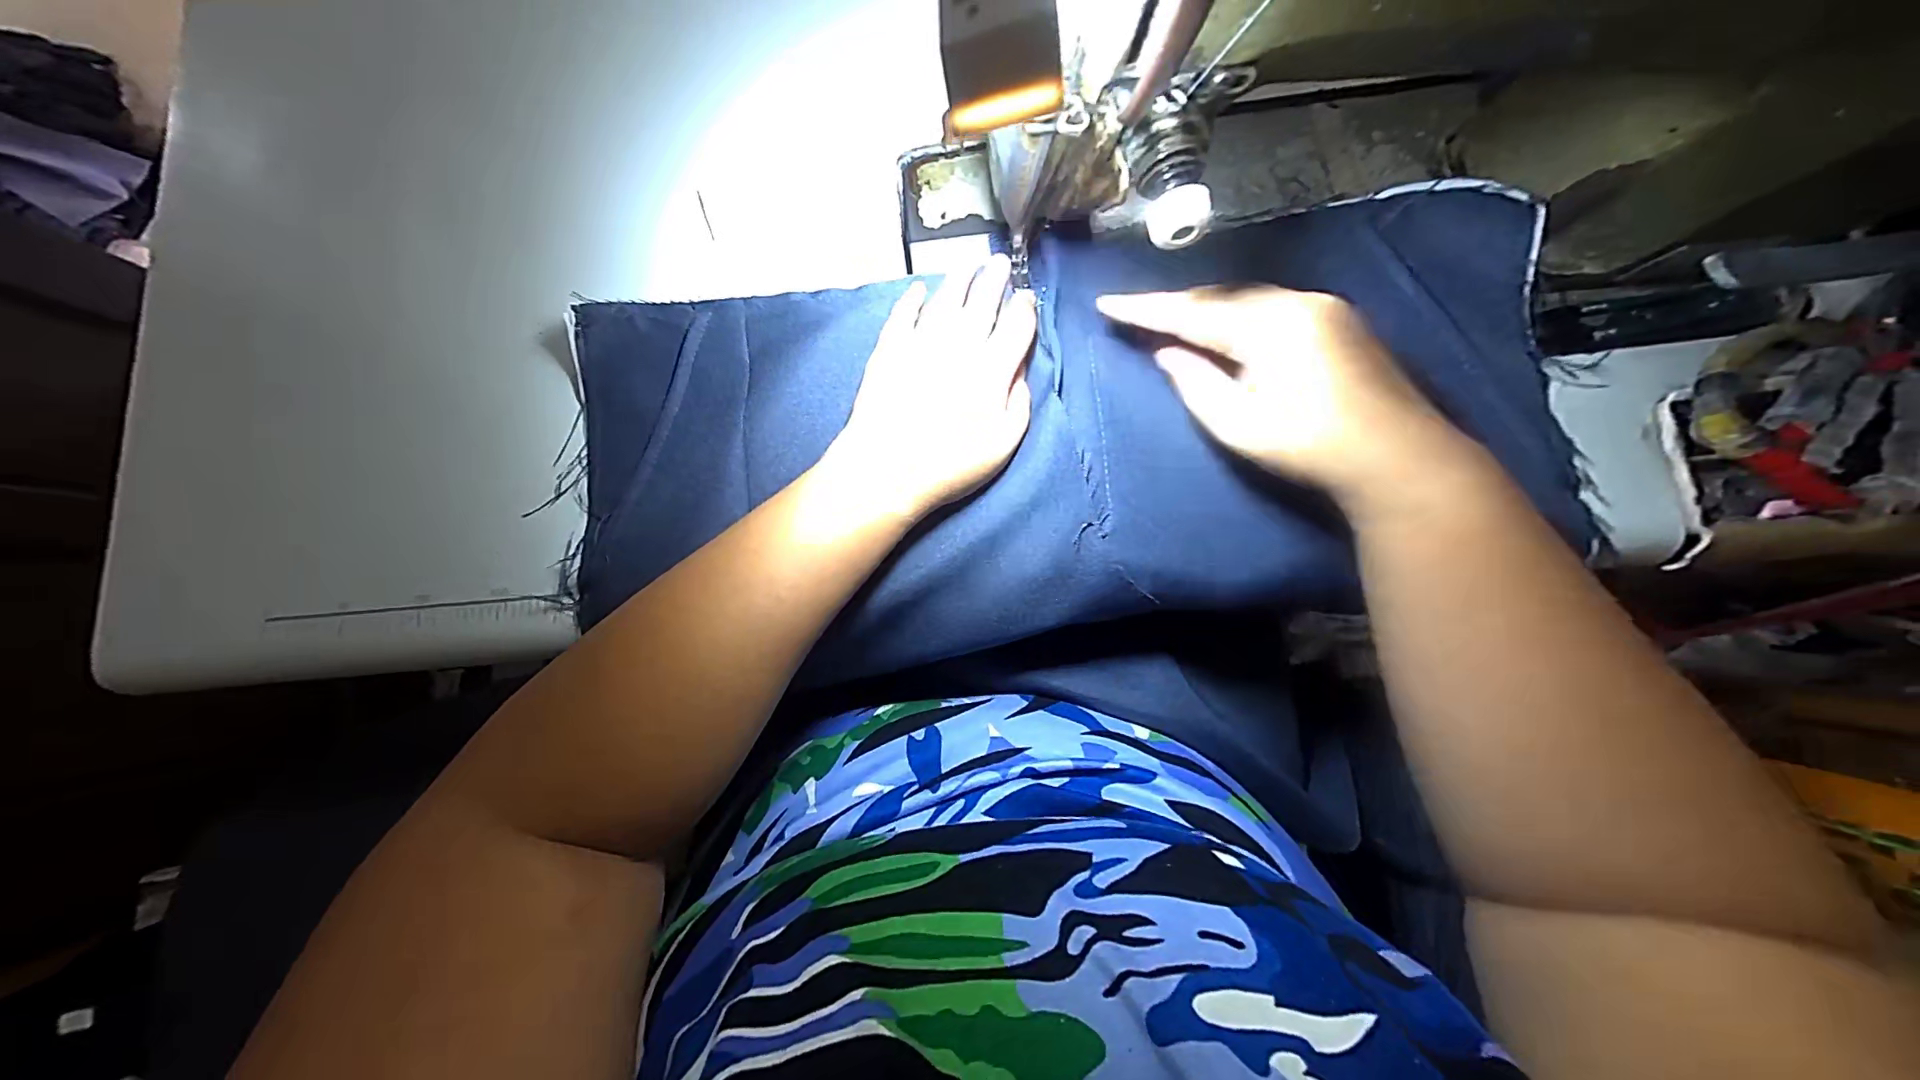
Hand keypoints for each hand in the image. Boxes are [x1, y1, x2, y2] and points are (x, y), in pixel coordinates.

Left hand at [821, 256, 1036, 518]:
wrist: (885, 468)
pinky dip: (913, 299)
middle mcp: (959, 346)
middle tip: (1000, 262)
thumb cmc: (949, 465)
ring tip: (969, 265)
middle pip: (982, 302)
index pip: (1016, 326)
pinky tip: (919, 290)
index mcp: (992, 370)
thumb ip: (1019, 404)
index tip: (1027, 296)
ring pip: (945, 299)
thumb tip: (1020, 372)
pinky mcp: (889, 348)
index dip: (1024, 308)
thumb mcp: (1002, 445)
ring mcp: (922, 342)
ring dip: (960, 278)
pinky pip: (904, 314)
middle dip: (995, 279)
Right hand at [1095, 286, 1475, 506]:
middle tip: (1134, 312)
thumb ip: (1195, 384)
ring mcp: (1323, 306)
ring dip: (1207, 307)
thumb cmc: (1309, 446)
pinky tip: (1225, 326)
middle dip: (1174, 304)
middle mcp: (1297, 301)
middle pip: (1220, 296)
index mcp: (1268, 325)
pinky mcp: (1339, 319)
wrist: (1399, 456)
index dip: (1144, 310)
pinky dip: (1238, 313)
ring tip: (1171, 318)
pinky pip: (1271, 305)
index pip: (1192, 311)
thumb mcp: (1238, 424)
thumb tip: (1166, 352)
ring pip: (1247, 297)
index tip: (1105, 304)